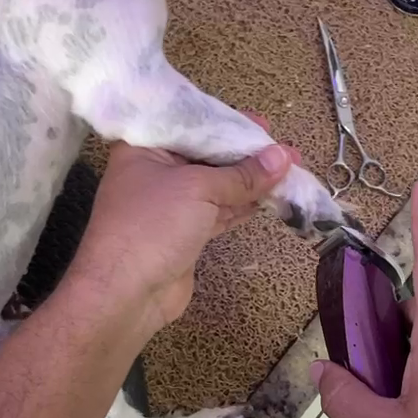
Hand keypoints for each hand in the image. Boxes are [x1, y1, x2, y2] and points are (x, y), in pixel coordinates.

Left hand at [66, 139, 294, 334]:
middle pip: (207, 155)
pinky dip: (244, 204)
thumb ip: (242, 174)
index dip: (230, 123)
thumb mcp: (198, 188)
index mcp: (144, 147)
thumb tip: (282, 156)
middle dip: (247, 154)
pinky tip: (272, 197)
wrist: (126, 294)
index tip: (266, 124)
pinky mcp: (183, 232)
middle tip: (286, 151)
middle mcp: (154, 170)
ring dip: (251, 181)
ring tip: (291, 172)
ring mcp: (169, 204)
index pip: (192, 125)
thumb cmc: (151, 226)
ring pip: (217, 184)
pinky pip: (219, 210)